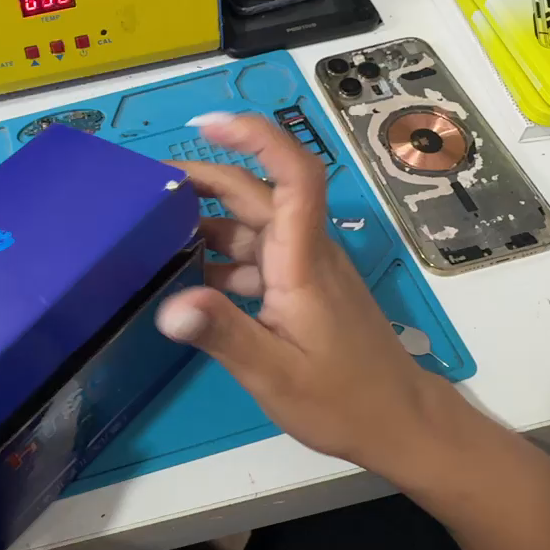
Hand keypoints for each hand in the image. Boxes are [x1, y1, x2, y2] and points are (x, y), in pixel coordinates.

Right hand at [157, 112, 465, 475]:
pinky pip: (252, 256)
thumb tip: (167, 306)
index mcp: (302, 258)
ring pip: (249, 225)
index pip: (293, 175)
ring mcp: (302, 267)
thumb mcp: (275, 373)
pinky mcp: (298, 286)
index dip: (256, 137)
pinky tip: (184, 278)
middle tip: (149, 187)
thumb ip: (222, 334)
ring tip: (153, 231)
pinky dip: (217, 258)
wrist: (400, 425)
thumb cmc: (343, 399)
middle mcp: (303, 249)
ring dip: (205, 220)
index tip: (207, 125)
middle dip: (205, 179)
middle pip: (257, 192)